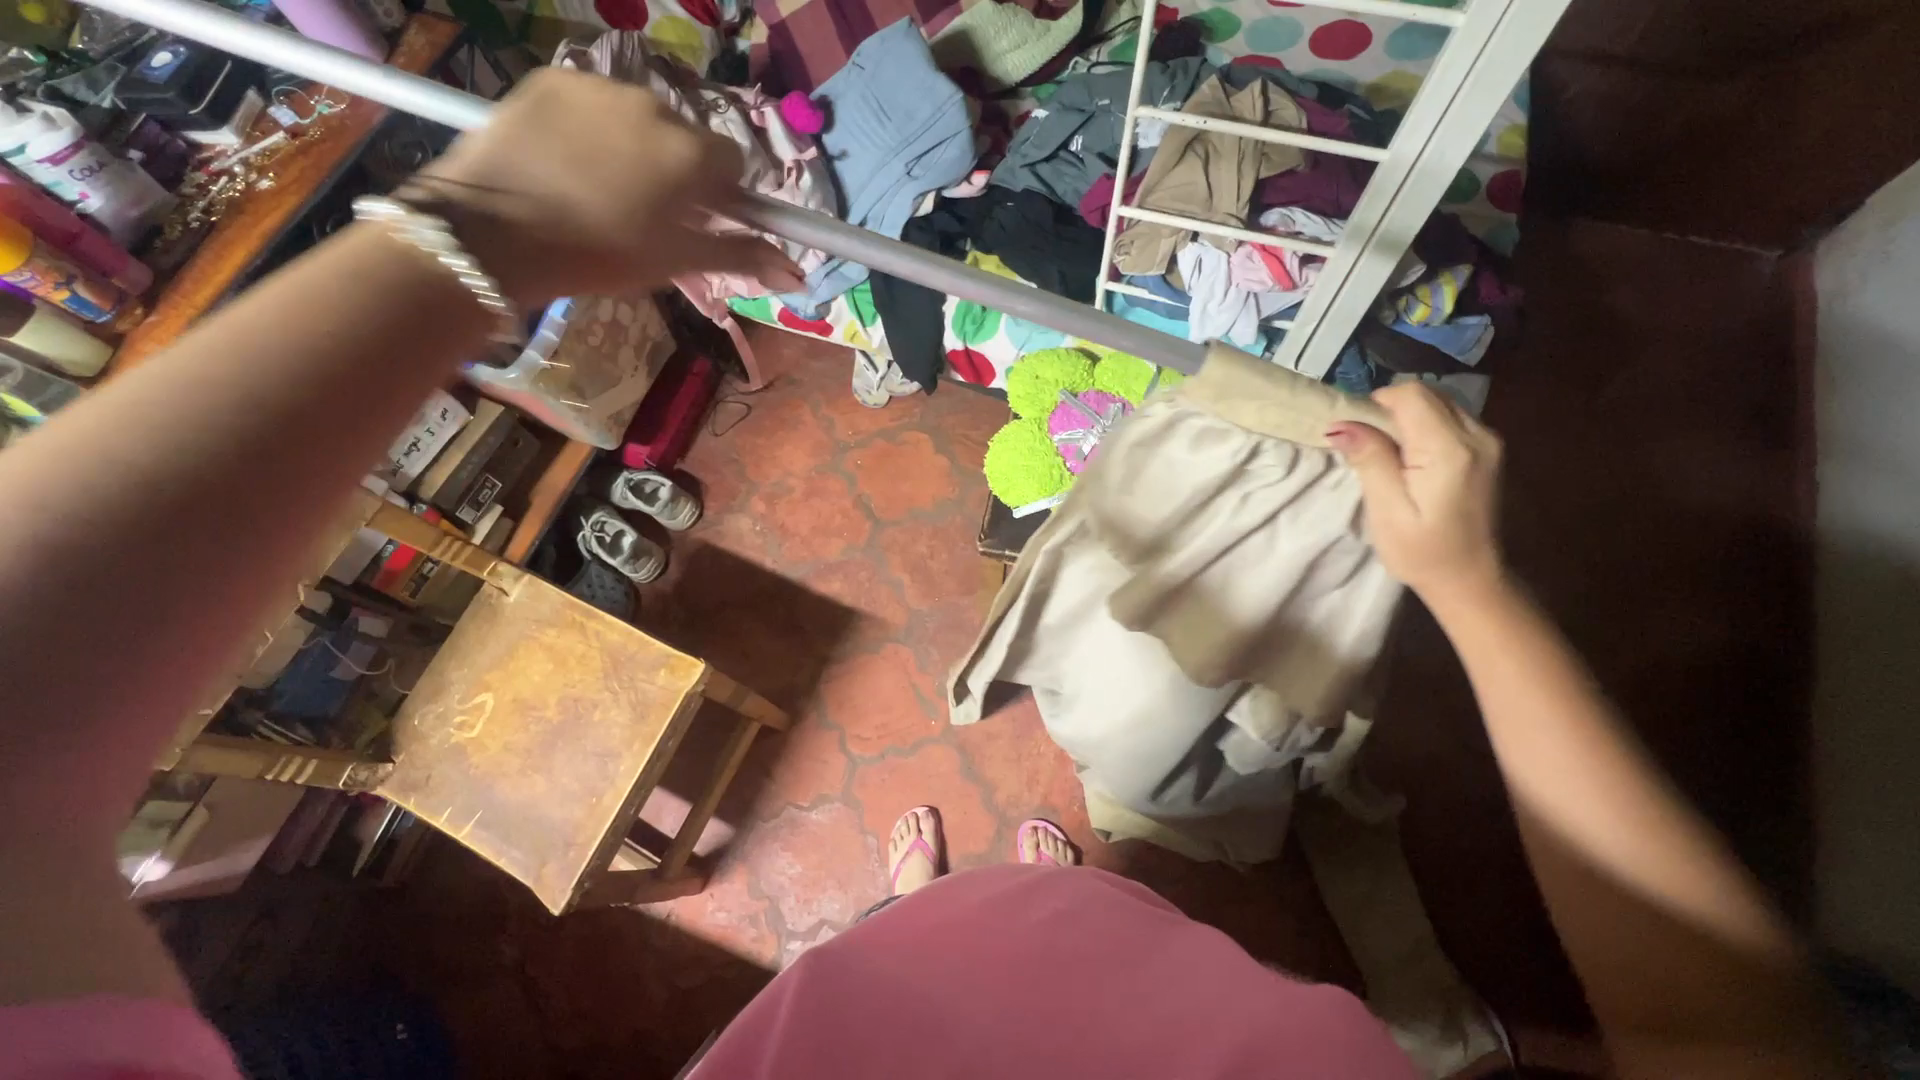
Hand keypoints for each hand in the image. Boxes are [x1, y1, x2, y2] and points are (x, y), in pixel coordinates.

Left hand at [398, 67, 802, 306]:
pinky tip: (565, 161)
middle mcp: (655, 106)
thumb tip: (797, 271)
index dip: (720, 192)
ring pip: (637, 117)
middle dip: (675, 168)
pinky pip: (590, 102)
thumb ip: (741, 256)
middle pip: (684, 137)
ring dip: (632, 145)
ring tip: (596, 186)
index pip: (732, 161)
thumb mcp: (675, 262)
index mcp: (692, 153)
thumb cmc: (599, 255)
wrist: (495, 235)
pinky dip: (588, 127)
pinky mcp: (552, 78)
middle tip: (642, 210)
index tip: (697, 217)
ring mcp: (600, 87)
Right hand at [1326, 382, 1505, 602]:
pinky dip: (1425, 427)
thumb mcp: (1387, 510)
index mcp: (1450, 450)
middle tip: (1370, 446)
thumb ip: (1370, 460)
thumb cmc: (1421, 552)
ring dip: (1408, 418)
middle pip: (1428, 393)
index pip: (1411, 395)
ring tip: (1390, 455)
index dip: (1377, 404)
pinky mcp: (1488, 449)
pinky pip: (1451, 419)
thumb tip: (1341, 424)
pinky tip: (1412, 461)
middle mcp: (1477, 435)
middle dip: (1392, 409)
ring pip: (1440, 403)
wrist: (1470, 579)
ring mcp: (1488, 441)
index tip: (1358, 434)